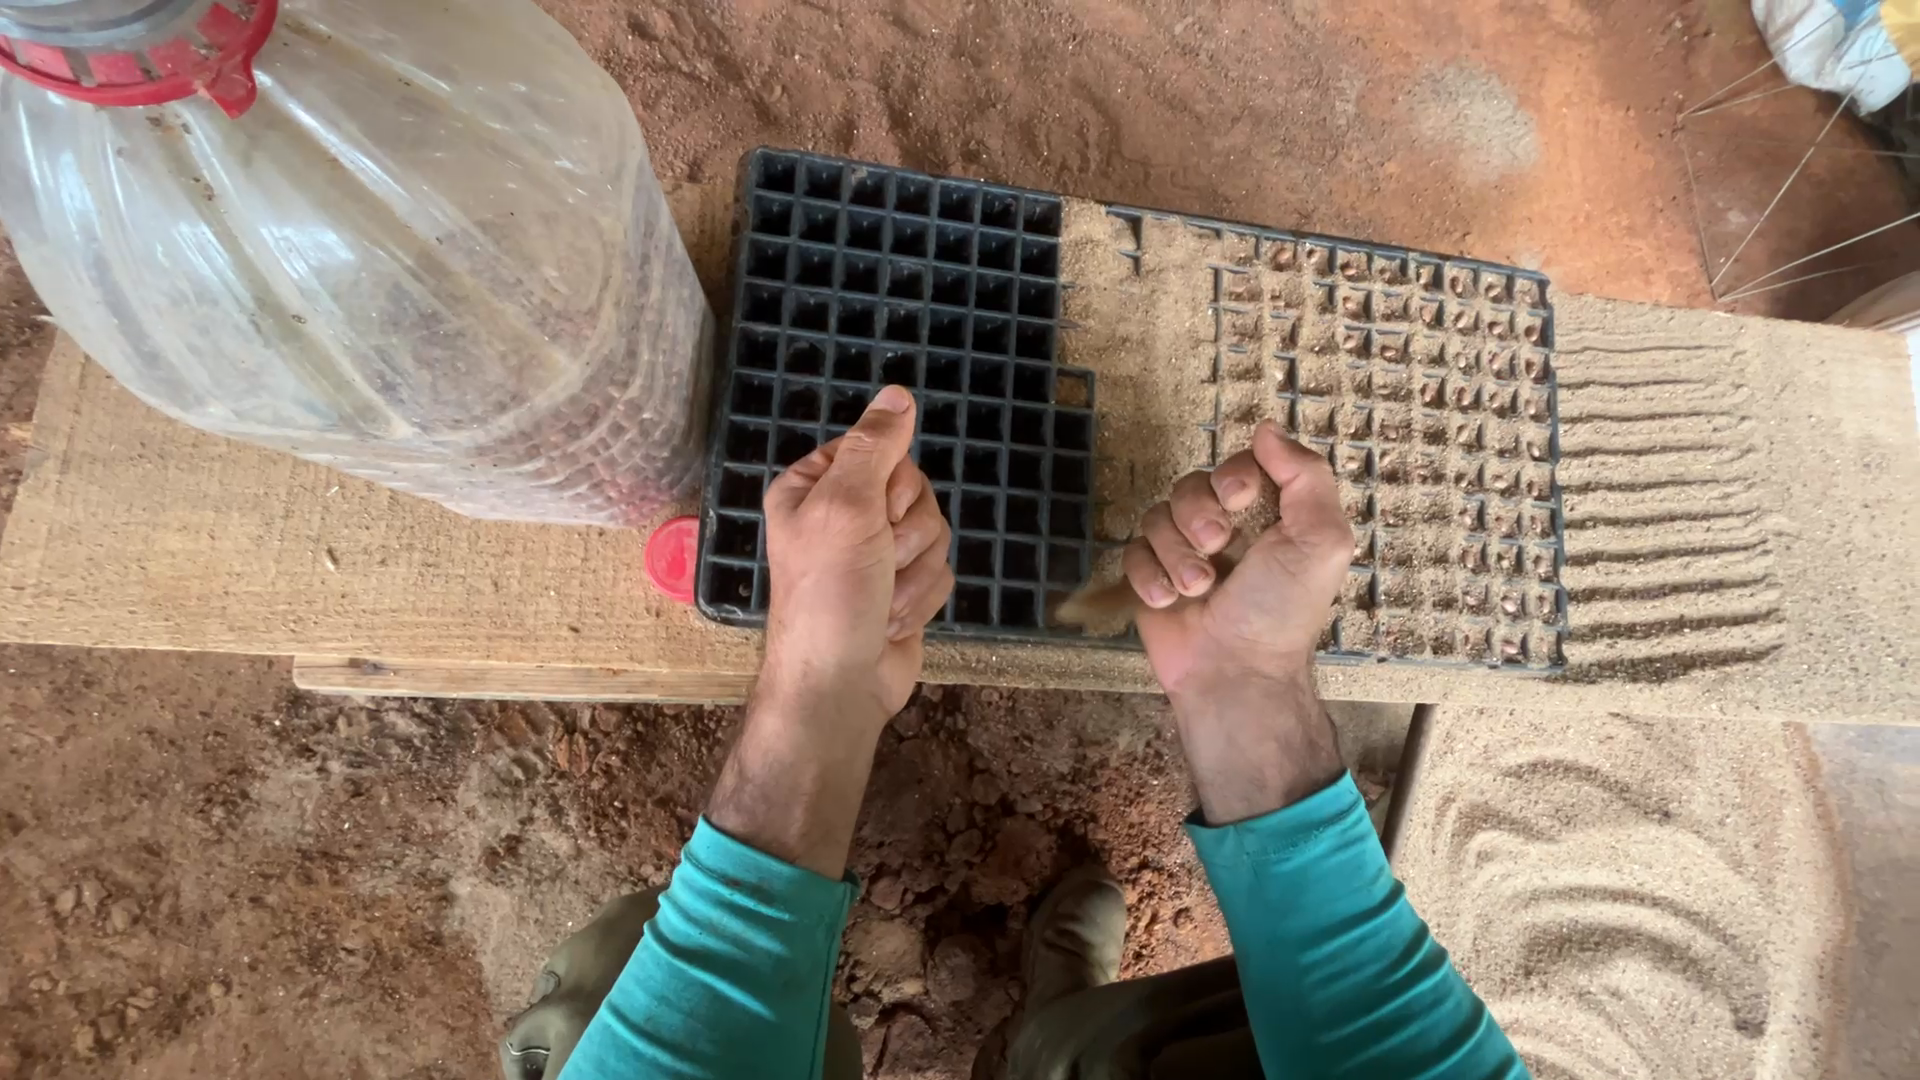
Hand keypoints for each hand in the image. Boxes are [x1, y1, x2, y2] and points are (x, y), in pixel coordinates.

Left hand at [759, 384, 954, 730]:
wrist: (842, 681)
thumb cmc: (831, 591)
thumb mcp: (846, 506)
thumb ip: (875, 446)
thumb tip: (898, 393)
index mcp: (817, 487)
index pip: (880, 449)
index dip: (891, 482)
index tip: (877, 511)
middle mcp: (846, 515)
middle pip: (915, 491)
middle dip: (907, 534)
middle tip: (879, 559)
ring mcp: (877, 553)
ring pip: (934, 531)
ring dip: (914, 571)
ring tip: (882, 596)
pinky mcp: (904, 586)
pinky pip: (940, 570)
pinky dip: (921, 597)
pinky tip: (893, 618)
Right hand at [1124, 420, 1351, 821]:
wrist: (1232, 672)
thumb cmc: (1279, 610)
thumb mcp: (1320, 541)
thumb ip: (1306, 477)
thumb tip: (1266, 427)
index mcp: (1266, 516)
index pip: (1236, 465)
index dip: (1231, 476)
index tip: (1240, 501)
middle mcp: (1222, 528)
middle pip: (1188, 486)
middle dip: (1197, 518)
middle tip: (1216, 550)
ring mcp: (1181, 553)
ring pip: (1155, 518)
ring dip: (1175, 555)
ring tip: (1197, 590)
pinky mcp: (1148, 578)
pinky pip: (1131, 553)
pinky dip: (1149, 577)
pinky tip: (1169, 602)